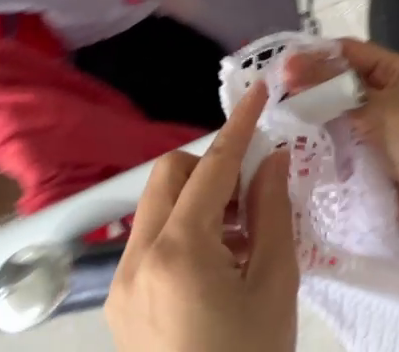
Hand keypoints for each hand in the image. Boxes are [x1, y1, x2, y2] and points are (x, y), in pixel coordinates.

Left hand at [106, 83, 297, 351]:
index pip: (212, 167)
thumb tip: (272, 160)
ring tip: (242, 239)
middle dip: (212, 167)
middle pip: (168, 176)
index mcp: (179, 252)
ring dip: (201, 200)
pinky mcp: (121, 307)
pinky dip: (186, 230)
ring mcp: (122, 286)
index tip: (257, 92)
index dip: (239, 126)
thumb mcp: (277, 281)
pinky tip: (220, 265)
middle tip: (253, 196)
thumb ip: (272, 211)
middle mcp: (137, 261)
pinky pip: (151, 241)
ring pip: (157, 207)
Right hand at [284, 38, 398, 234]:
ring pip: (342, 114)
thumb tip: (293, 66)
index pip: (353, 53)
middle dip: (312, 87)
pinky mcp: (377, 157)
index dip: (318, 56)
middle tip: (270, 96)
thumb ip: (336, 89)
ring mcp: (384, 126)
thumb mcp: (378, 107)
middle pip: (345, 83)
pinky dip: (325, 143)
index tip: (280, 65)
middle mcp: (392, 93)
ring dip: (316, 116)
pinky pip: (346, 142)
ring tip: (276, 119)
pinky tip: (296, 146)